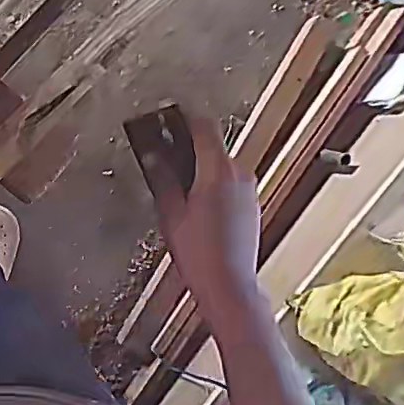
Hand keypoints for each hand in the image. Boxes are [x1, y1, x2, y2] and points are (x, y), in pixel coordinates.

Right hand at [151, 113, 263, 323]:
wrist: (229, 284)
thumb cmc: (200, 254)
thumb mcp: (170, 213)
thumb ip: (162, 178)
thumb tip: (153, 154)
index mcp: (218, 172)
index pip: (204, 128)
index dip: (183, 120)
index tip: (166, 120)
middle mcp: (239, 175)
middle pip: (212, 146)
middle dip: (187, 148)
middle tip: (162, 154)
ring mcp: (248, 189)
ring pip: (219, 164)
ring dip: (198, 166)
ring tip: (174, 183)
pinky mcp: (250, 204)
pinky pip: (228, 181)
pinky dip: (210, 182)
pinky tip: (193, 201)